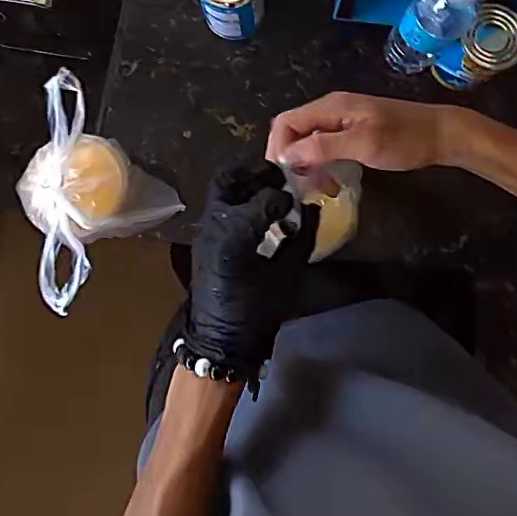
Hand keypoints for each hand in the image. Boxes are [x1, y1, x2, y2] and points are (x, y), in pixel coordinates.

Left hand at [185, 161, 319, 380]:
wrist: (220, 343)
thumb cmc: (257, 312)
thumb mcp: (288, 273)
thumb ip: (303, 236)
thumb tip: (312, 207)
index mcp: (236, 234)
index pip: (266, 197)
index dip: (286, 198)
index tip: (298, 205)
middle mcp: (215, 223)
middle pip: (231, 177)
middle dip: (258, 173)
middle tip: (280, 180)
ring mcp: (205, 229)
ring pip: (222, 188)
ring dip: (246, 183)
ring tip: (271, 192)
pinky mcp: (204, 237)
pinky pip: (220, 204)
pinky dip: (239, 199)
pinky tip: (259, 212)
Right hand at [266, 92, 470, 171]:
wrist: (441, 134)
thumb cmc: (406, 139)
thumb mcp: (364, 145)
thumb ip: (324, 147)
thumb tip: (287, 154)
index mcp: (332, 106)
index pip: (287, 122)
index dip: (278, 148)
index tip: (283, 178)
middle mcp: (333, 108)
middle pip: (295, 129)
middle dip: (291, 157)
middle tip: (300, 186)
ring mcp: (344, 118)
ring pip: (310, 138)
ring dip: (307, 163)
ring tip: (318, 188)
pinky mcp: (354, 129)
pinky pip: (326, 144)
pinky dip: (323, 162)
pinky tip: (332, 180)